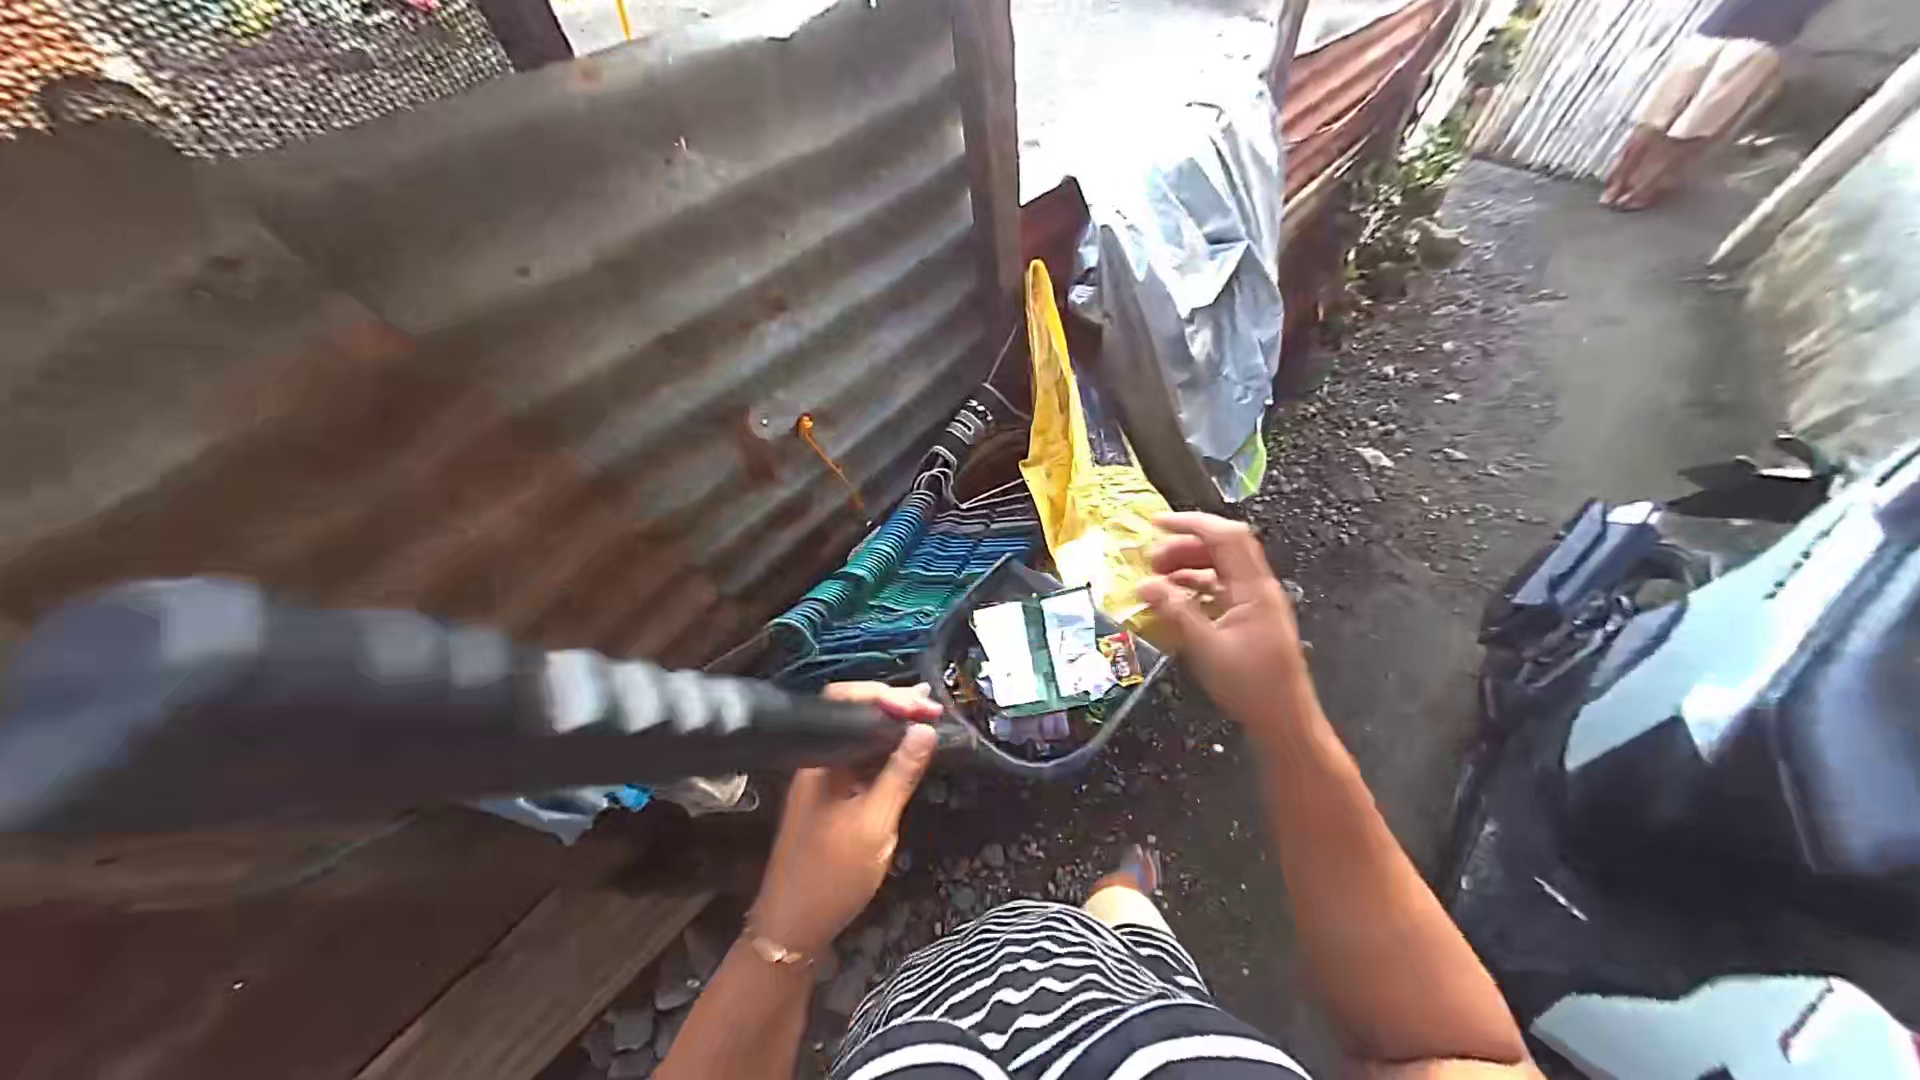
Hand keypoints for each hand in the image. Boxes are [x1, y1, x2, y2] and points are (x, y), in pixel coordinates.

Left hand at [749, 682, 940, 955]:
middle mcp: (819, 761)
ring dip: (893, 727)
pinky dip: (886, 751)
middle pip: (854, 715)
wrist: (792, 929)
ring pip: (860, 738)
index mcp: (821, 759)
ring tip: (927, 716)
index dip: (888, 696)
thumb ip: (901, 772)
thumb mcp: (875, 823)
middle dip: (894, 706)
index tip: (925, 704)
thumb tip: (926, 730)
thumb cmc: (831, 876)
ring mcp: (825, 779)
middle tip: (932, 706)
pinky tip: (908, 749)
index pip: (848, 702)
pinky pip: (861, 760)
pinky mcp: (832, 796)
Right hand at [1137, 512, 1307, 737]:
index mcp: (1254, 589)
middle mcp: (1258, 588)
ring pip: (1219, 567)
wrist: (1285, 720)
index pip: (1225, 537)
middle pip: (1222, 548)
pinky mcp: (1248, 617)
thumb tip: (1145, 585)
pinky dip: (1195, 585)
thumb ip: (1175, 611)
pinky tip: (1175, 598)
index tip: (1156, 524)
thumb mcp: (1206, 647)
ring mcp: (1255, 602)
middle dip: (1183, 546)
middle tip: (1151, 561)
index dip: (1190, 523)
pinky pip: (1220, 588)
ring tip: (1158, 578)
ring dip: (1187, 565)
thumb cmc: (1251, 686)